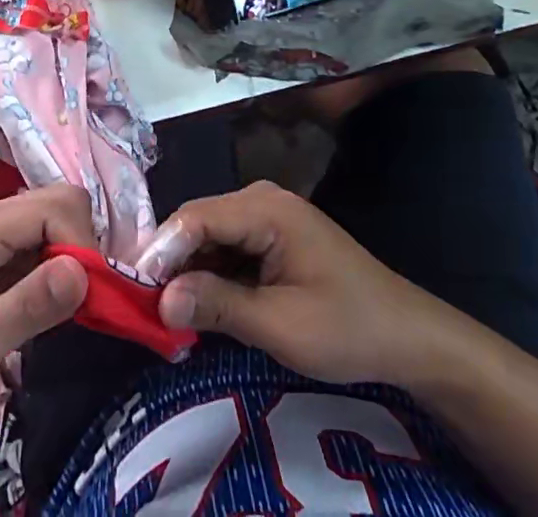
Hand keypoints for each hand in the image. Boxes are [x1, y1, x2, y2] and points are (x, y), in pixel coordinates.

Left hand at [0, 185, 94, 423]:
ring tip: (74, 304)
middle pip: (60, 203)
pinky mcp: (5, 261)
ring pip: (60, 222)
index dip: (80, 244)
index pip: (53, 208)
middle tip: (84, 297)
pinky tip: (59, 303)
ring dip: (77, 257)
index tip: (89, 296)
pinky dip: (66, 269)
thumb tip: (82, 270)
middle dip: (83, 244)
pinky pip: (50, 246)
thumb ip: (27, 306)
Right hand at [139, 182, 475, 387]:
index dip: (159, 251)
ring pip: (207, 238)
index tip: (133, 291)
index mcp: (268, 209)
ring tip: (161, 314)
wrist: (405, 336)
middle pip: (197, 223)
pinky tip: (195, 308)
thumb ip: (218, 306)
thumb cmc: (347, 327)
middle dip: (169, 264)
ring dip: (186, 274)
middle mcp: (263, 201)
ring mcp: (267, 218)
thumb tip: (159, 300)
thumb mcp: (280, 325)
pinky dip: (208, 278)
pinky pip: (225, 251)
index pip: (195, 217)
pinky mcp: (270, 239)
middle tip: (142, 308)